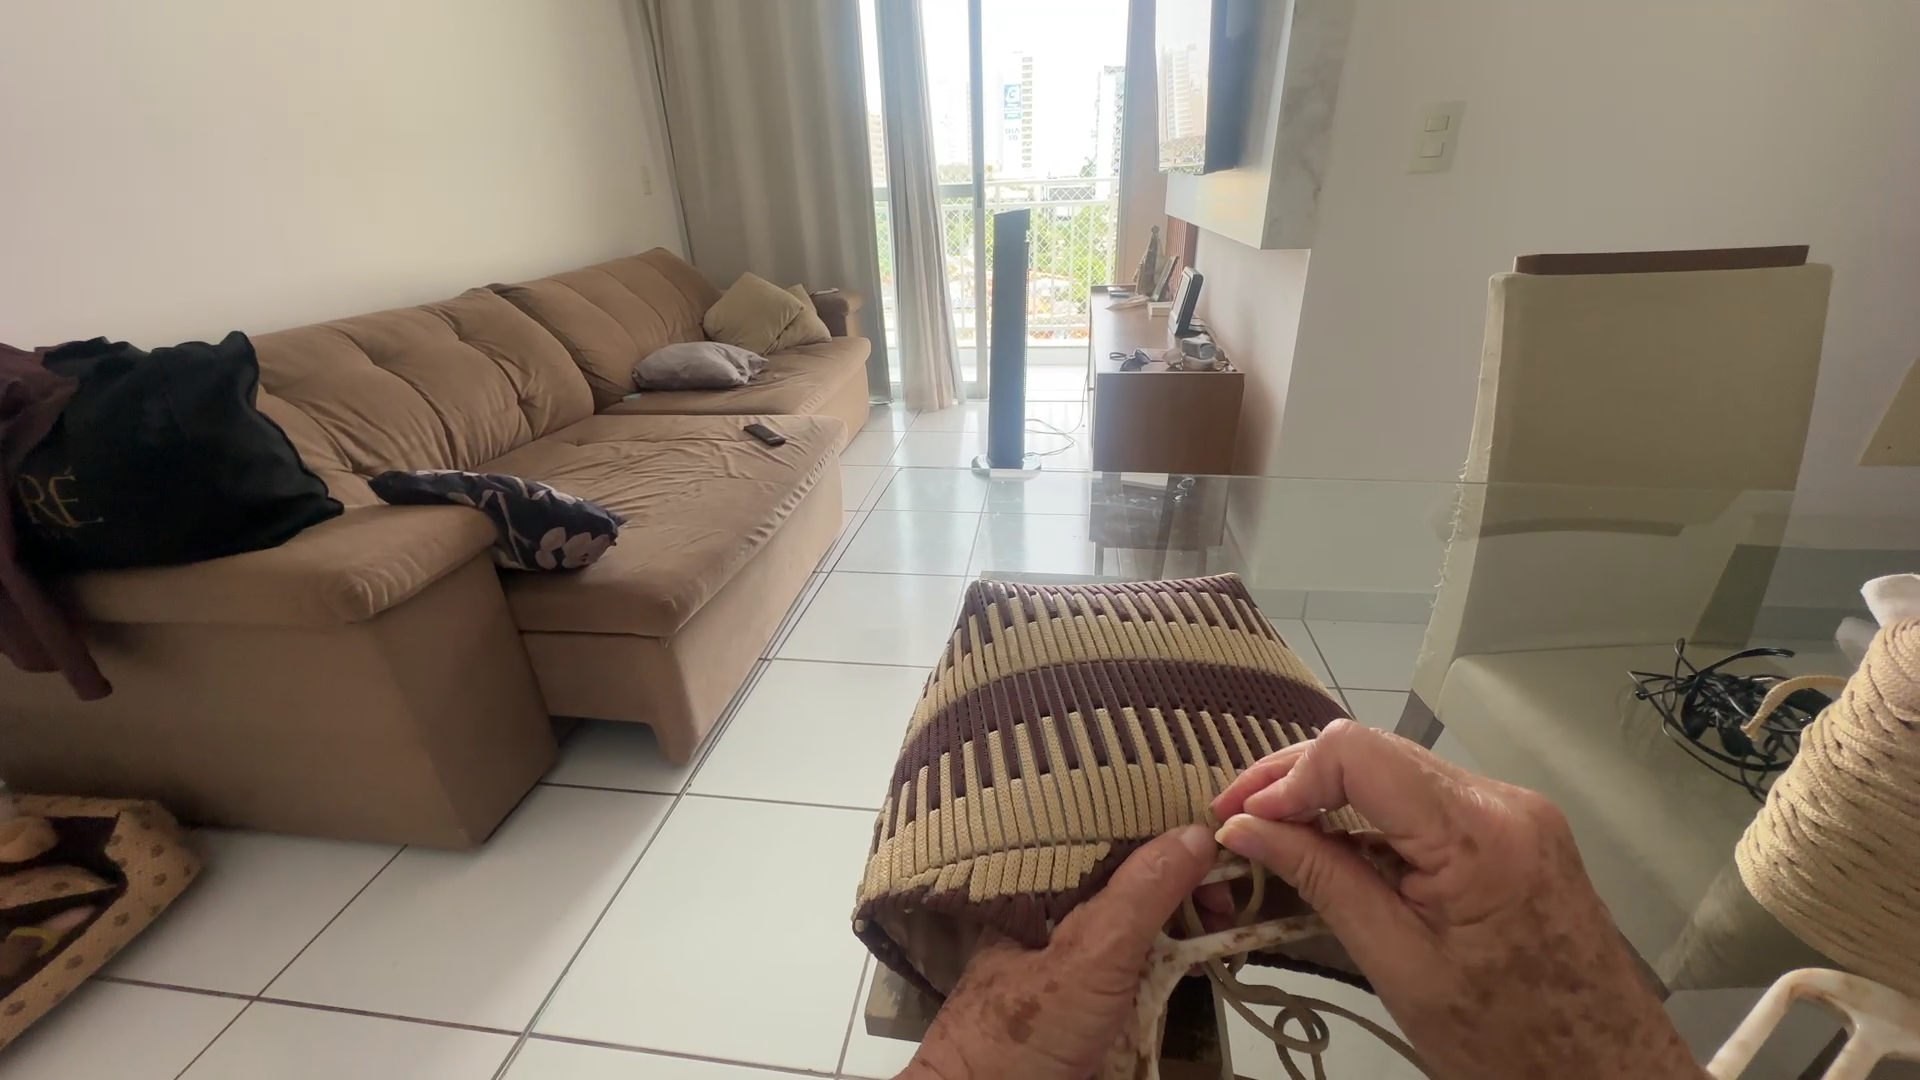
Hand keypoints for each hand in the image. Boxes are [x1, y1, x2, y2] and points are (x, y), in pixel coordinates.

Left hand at [897, 825, 1214, 1079]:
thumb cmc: (1030, 1024)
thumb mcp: (1094, 950)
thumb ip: (1143, 892)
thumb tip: (1197, 832)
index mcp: (1048, 877)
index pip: (1114, 835)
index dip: (1169, 836)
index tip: (1219, 852)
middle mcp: (1060, 902)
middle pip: (1132, 874)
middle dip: (1185, 881)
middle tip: (1228, 905)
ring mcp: (1074, 948)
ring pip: (1140, 917)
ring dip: (1184, 919)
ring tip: (1224, 929)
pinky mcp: (1089, 990)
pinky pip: (1137, 958)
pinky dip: (1171, 956)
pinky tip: (1197, 960)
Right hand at [1211, 719, 1702, 1079]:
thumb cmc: (1512, 1047)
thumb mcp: (1397, 964)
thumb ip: (1319, 878)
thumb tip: (1242, 828)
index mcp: (1482, 836)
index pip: (1358, 753)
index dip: (1289, 776)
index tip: (1244, 817)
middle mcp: (1501, 800)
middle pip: (1367, 749)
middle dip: (1292, 777)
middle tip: (1236, 812)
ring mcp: (1507, 807)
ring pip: (1384, 764)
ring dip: (1320, 790)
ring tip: (1269, 824)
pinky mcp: (1504, 823)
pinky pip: (1410, 792)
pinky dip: (1357, 808)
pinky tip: (1324, 837)